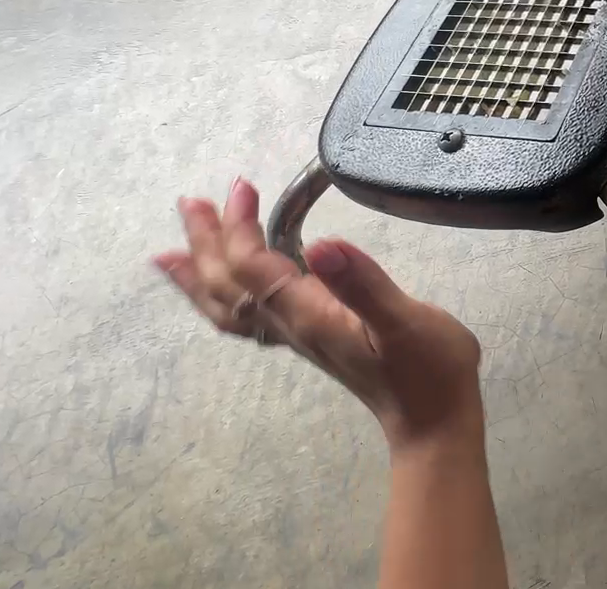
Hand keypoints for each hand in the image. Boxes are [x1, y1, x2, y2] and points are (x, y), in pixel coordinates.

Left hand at [155, 179, 483, 450]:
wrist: (433, 417)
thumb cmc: (427, 367)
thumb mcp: (404, 322)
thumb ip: (364, 285)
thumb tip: (322, 245)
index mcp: (310, 316)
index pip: (256, 268)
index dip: (240, 228)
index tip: (241, 188)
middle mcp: (293, 327)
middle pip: (230, 286)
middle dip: (207, 243)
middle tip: (192, 202)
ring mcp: (301, 337)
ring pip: (230, 306)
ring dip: (202, 274)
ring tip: (174, 252)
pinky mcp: (315, 340)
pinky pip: (249, 316)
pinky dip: (227, 298)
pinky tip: (237, 290)